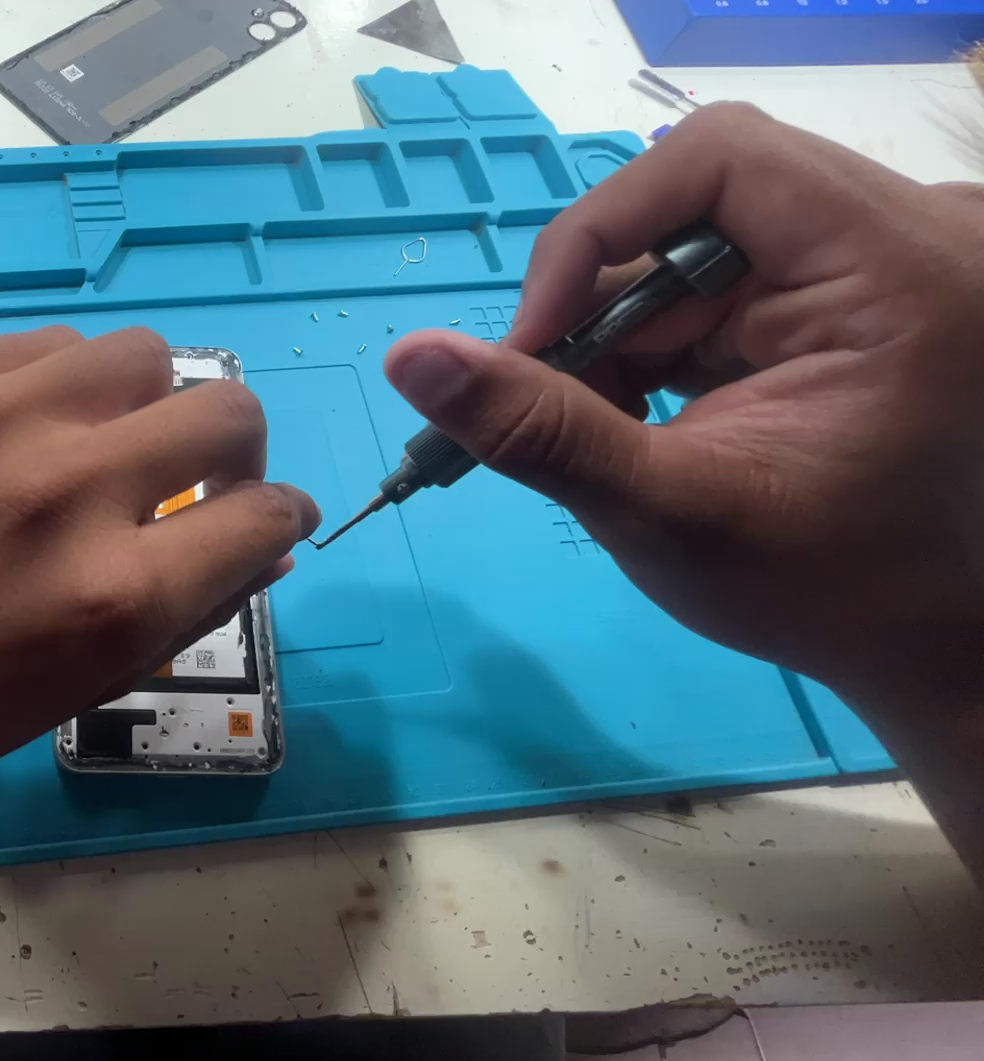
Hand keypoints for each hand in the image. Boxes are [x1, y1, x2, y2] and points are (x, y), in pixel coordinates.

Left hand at [0, 326, 318, 786]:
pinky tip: (19, 432)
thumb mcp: (95, 677)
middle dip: (233, 450)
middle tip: (188, 479)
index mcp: (115, 590)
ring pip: (137, 352)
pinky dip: (57, 387)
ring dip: (141, 405)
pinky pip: (43, 345)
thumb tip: (272, 534)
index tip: (259, 517)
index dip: (280, 515)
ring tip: (96, 447)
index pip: (266, 513)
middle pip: (225, 409)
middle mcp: (63, 484)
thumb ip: (201, 601)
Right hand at [380, 103, 983, 716]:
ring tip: (596, 429)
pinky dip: (627, 357)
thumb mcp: (657, 511)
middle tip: (547, 405)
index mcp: (895, 268)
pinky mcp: (820, 302)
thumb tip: (407, 356)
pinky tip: (628, 419)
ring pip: (667, 259)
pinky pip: (685, 296)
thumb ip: (533, 431)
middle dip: (587, 312)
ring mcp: (856, 268)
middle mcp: (890, 239)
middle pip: (679, 213)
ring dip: (598, 344)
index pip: (716, 163)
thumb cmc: (815, 585)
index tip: (534, 343)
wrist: (916, 635)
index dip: (597, 234)